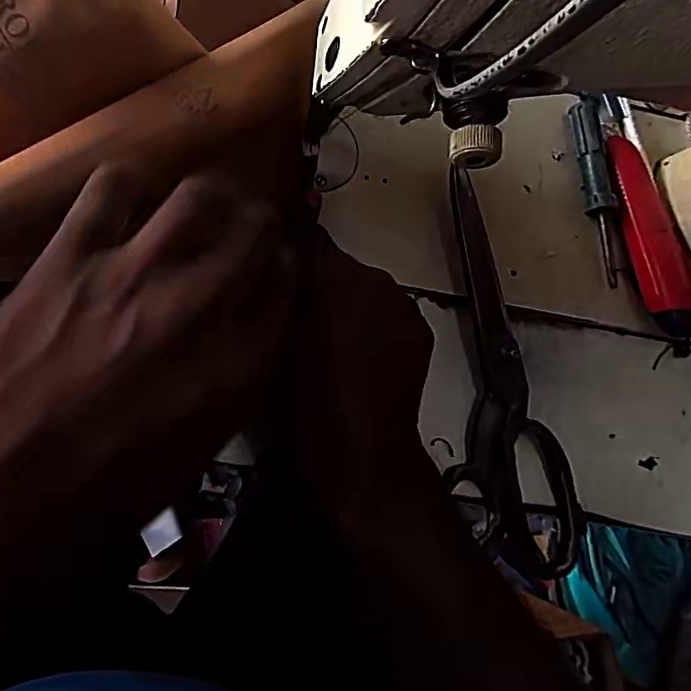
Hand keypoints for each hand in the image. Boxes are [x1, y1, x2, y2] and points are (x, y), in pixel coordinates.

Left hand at [0, 165, 295, 578]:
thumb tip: (227, 350)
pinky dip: (129, 185)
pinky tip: (128, 203)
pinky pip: (112, 188)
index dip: (283, 275)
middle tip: (244, 231)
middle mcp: (193, 313)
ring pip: (197, 198)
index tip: (274, 270)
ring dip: (210, 198)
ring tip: (200, 207)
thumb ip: (217, 398)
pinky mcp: (67, 257)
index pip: (284, 297)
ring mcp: (128, 276)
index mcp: (229, 377)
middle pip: (254, 235)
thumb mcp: (177, 468)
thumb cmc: (78, 509)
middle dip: (259, 227)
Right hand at [286, 228, 437, 525]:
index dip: (286, 252)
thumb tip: (275, 252)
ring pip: (362, 289)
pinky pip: (386, 314)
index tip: (270, 270)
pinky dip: (370, 325)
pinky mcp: (420, 330)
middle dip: (316, 283)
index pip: (307, 238)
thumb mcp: (272, 338)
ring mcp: (403, 304)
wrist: (360, 452)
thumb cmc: (301, 397)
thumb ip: (275, 288)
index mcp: (332, 273)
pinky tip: (355, 357)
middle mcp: (374, 277)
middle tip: (293, 315)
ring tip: (322, 341)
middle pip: (336, 265)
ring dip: (344, 304)